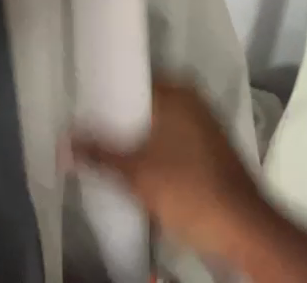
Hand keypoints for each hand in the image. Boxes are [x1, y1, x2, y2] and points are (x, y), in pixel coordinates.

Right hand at [69, 80, 268, 259]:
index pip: (130, 76)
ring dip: (133, 135)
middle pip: (142, 101)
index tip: (78, 102)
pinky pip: (170, 139)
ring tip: (101, 147)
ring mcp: (204, 124)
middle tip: (84, 127)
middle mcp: (192, 99)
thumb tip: (62, 143)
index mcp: (176, 90)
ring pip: (157, 122)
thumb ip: (97, 154)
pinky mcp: (210, 149)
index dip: (102, 90)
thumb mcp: (134, 173)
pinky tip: (132, 165)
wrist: (244, 230)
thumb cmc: (188, 190)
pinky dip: (152, 148)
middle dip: (115, 116)